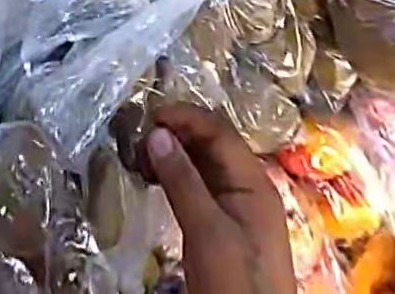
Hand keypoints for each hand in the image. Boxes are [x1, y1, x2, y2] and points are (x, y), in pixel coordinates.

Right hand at [146, 104, 295, 293]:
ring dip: (174, 154)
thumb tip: (157, 132)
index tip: (149, 117)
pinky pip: (200, 187)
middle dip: (177, 133)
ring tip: (142, 156)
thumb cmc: (234, 286)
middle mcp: (248, 188)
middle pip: (212, 144)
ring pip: (203, 165)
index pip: (218, 131)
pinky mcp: (224, 228)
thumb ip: (183, 180)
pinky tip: (155, 180)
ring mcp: (238, 209)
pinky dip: (177, 177)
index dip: (185, 117)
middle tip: (139, 138)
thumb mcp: (207, 233)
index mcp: (254, 182)